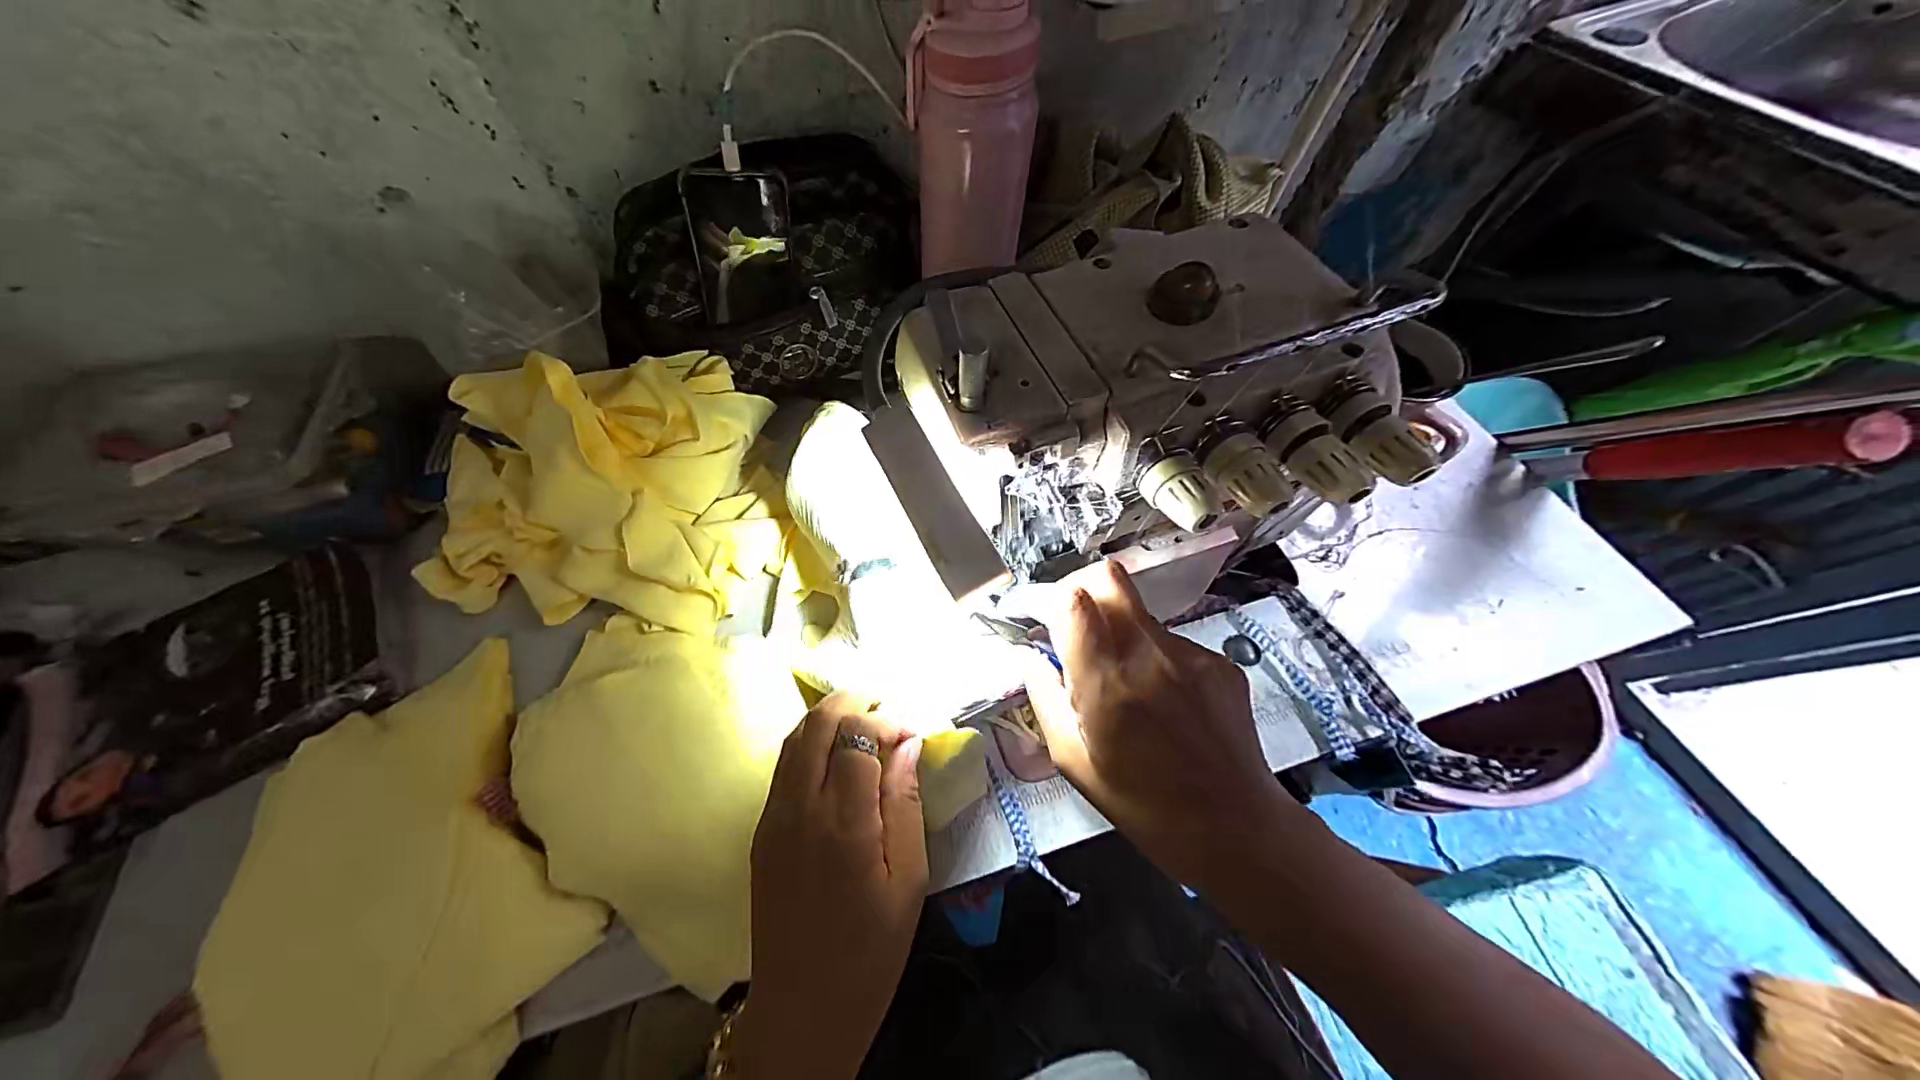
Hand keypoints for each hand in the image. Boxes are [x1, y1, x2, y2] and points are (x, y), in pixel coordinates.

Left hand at [733, 693, 926, 1079]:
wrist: (801, 1009)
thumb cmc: (870, 950)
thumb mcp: (909, 880)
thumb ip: (906, 804)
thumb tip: (908, 744)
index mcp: (843, 823)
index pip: (857, 735)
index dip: (886, 719)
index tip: (910, 732)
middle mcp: (800, 808)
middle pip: (818, 723)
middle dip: (853, 702)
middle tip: (886, 709)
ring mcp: (773, 817)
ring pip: (794, 738)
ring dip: (828, 718)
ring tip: (863, 723)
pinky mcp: (761, 830)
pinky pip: (783, 766)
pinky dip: (810, 744)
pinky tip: (835, 757)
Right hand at [1022, 560, 1285, 885]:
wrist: (1235, 826)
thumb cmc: (1145, 806)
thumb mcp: (1074, 761)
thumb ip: (1045, 698)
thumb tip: (1028, 656)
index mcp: (1106, 686)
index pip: (1073, 600)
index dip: (1048, 598)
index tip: (1037, 613)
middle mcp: (1149, 658)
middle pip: (1108, 579)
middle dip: (1082, 590)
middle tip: (1072, 622)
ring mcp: (1190, 656)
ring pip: (1139, 613)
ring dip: (1119, 632)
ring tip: (1125, 682)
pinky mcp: (1218, 662)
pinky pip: (1171, 641)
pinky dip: (1154, 657)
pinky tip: (1163, 700)